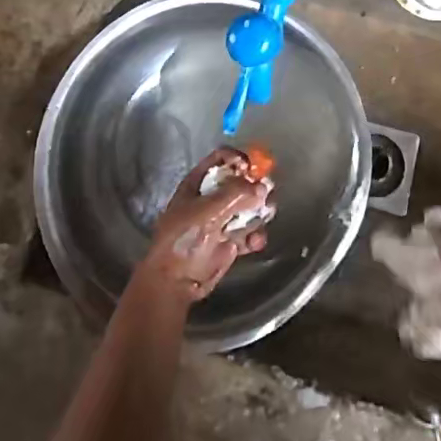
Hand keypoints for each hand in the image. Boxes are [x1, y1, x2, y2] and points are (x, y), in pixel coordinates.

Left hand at [136, 148, 270, 302]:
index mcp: (198, 183)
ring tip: (266, 215)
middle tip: (266, 193)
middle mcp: (210, 198)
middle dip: (254, 186)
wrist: (174, 282)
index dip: (237, 159)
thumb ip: (234, 195)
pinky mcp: (229, 242)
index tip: (251, 168)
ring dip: (259, 211)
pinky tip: (255, 242)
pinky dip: (255, 236)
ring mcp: (220, 220)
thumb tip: (262, 186)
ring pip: (248, 208)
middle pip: (239, 183)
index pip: (220, 159)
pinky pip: (249, 234)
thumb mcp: (206, 211)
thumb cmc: (183, 239)